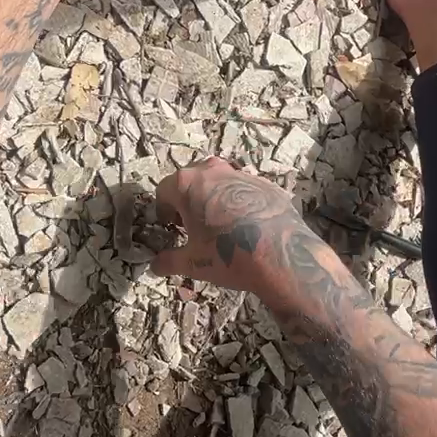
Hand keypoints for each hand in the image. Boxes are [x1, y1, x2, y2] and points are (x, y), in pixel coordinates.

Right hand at [150, 158, 316, 293]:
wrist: (282, 255)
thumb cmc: (227, 254)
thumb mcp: (192, 262)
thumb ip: (168, 261)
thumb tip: (155, 265)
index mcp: (187, 184)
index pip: (164, 191)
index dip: (164, 210)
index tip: (170, 225)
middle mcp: (212, 171)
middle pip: (191, 180)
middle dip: (188, 201)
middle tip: (192, 226)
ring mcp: (241, 174)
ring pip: (218, 182)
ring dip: (213, 199)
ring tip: (220, 226)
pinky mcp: (265, 183)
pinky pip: (243, 189)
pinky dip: (238, 202)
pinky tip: (245, 226)